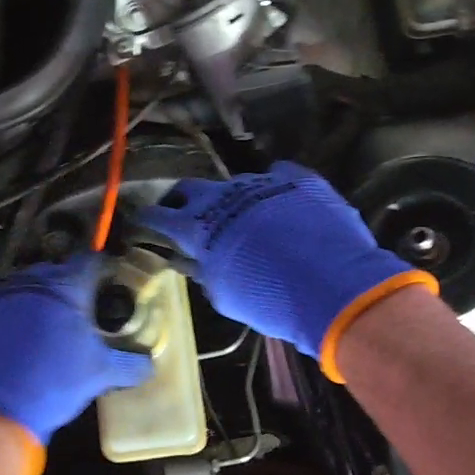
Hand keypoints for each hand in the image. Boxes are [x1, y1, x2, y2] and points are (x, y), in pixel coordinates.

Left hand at [0, 255, 153, 450]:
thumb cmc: (54, 380)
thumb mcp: (100, 374)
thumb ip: (129, 365)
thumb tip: (148, 364)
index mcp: (66, 285)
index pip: (92, 260)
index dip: (106, 270)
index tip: (114, 284)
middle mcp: (32, 282)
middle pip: (59, 272)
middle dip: (74, 288)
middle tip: (88, 312)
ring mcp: (1, 298)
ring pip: (31, 290)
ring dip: (45, 303)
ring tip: (56, 330)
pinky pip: (7, 309)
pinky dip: (20, 319)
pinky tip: (26, 345)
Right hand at [139, 162, 436, 374]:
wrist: (334, 285)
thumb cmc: (269, 300)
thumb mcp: (224, 295)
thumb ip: (200, 272)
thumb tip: (185, 258)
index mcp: (197, 227)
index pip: (158, 217)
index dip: (147, 219)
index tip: (140, 219)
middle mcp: (223, 195)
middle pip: (190, 189)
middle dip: (183, 201)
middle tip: (185, 215)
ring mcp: (262, 181)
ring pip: (235, 184)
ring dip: (232, 199)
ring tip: (242, 217)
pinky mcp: (298, 179)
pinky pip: (278, 175)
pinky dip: (273, 187)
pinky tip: (280, 200)